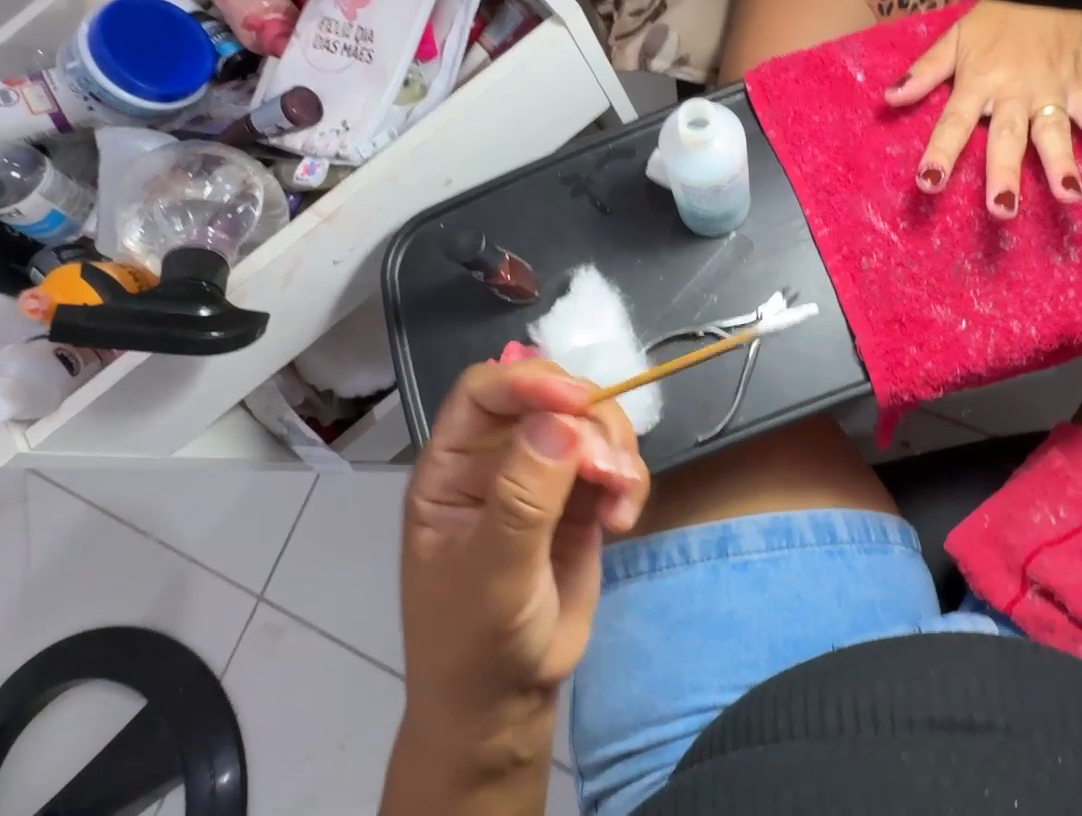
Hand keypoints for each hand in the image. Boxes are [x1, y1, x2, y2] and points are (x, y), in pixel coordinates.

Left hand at [401, 361, 647, 726]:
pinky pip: (614, 464)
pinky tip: (624, 521)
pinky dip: (629, 481)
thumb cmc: (473, 641)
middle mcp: (497, 460)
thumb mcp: (492, 573)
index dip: (529, 383)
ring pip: (591, 426)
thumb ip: (523, 499)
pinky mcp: (580, 502)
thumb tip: (561, 423)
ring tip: (620, 506)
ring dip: (617, 453)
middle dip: (589, 423)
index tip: (579, 401)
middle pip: (550, 400)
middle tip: (609, 472)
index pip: (483, 393)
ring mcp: (542, 478)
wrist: (506, 699)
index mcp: (452, 466)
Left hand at [886, 0, 1081, 218]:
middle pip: (1008, 137)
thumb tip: (888, 98)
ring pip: (1056, 131)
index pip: (953, 124)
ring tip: (1070, 196)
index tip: (928, 182)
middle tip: (1002, 210)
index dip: (940, 153)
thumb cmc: (994, 20)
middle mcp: (1014, 92)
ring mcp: (1052, 91)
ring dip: (1063, 163)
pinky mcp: (1081, 86)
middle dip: (1005, 173)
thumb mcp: (953, 40)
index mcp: (977, 83)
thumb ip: (923, 73)